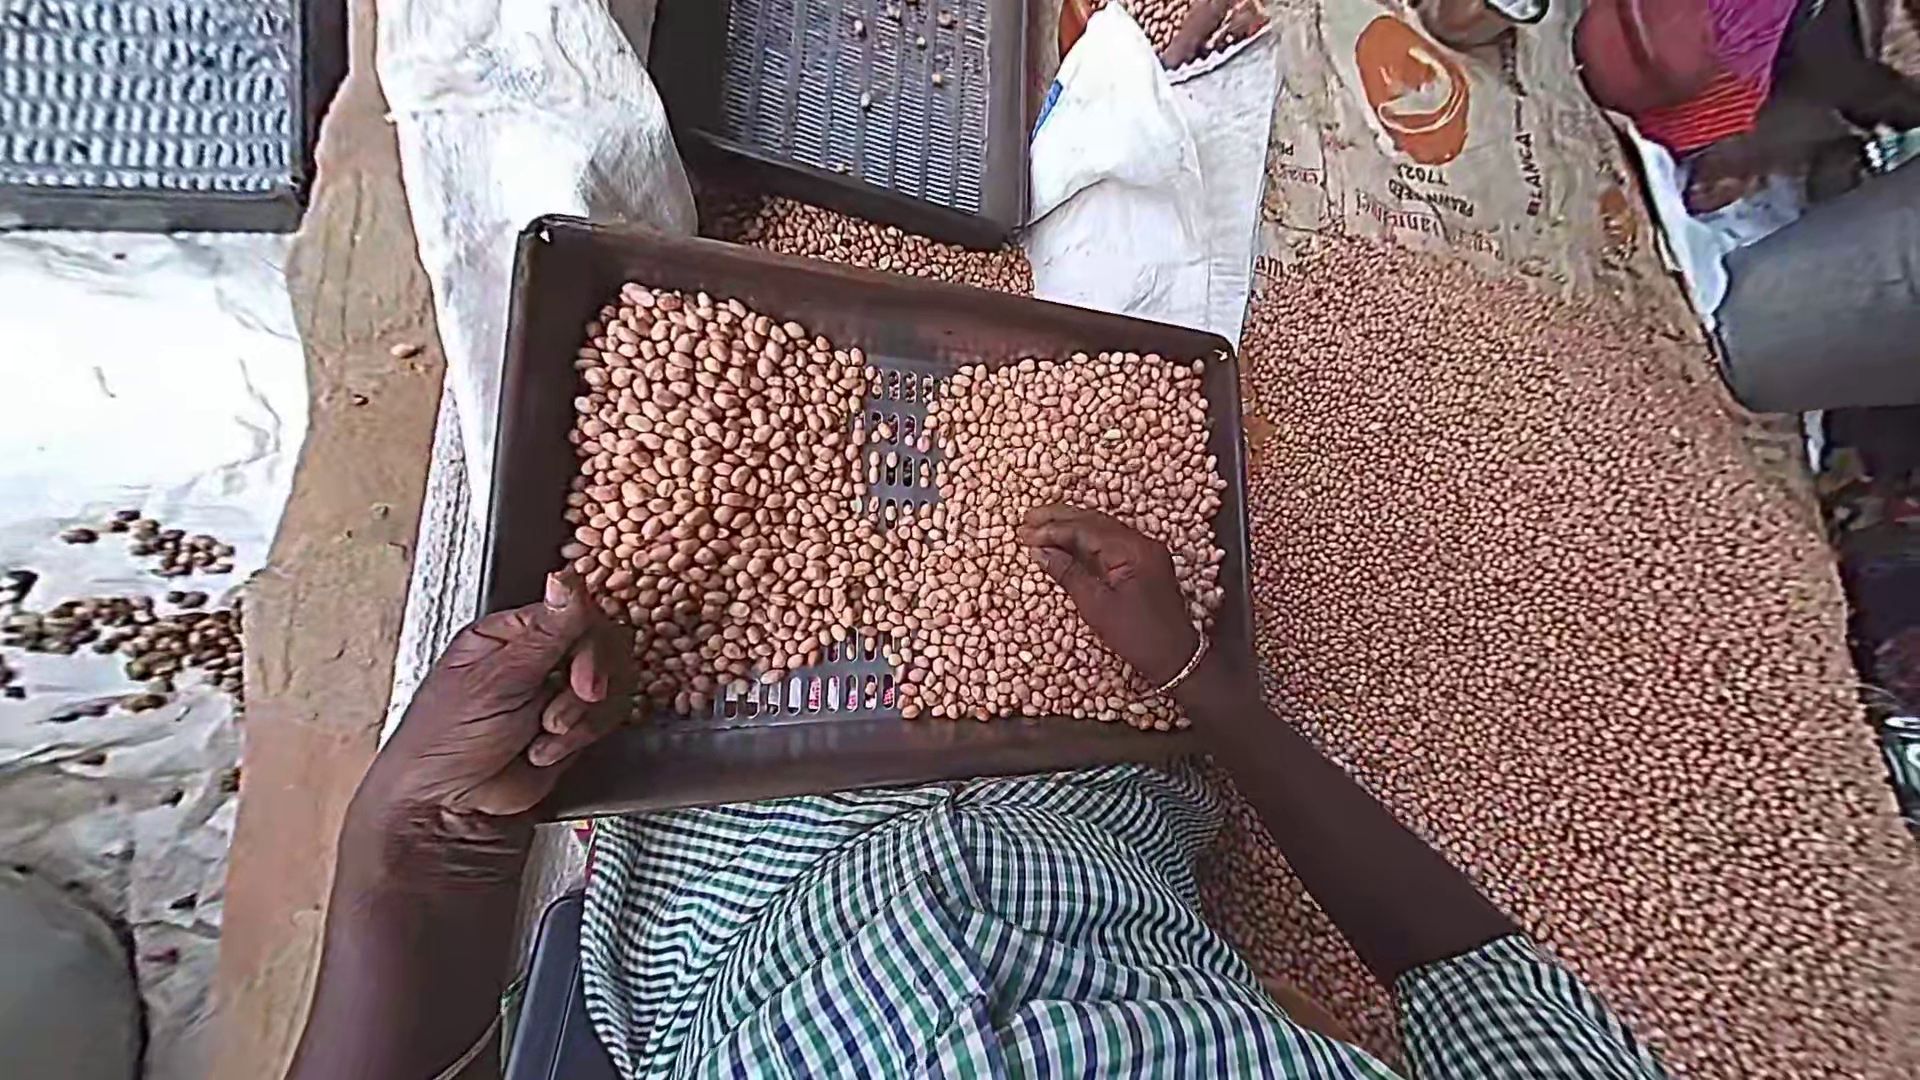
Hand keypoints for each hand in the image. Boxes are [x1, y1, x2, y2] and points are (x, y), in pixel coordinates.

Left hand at [346, 571, 632, 884]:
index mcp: (513, 634)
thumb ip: (546, 631)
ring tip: (543, 736)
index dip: (590, 647)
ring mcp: (563, 687)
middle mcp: (542, 654)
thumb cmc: (448, 744)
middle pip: (605, 646)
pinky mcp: (580, 718)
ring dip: (582, 717)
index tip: (582, 679)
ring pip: (613, 680)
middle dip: (587, 686)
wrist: (452, 811)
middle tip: (559, 714)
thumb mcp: (497, 681)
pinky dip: (583, 734)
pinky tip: (547, 749)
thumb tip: (566, 579)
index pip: (578, 616)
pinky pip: (611, 712)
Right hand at [1017, 504, 1200, 686]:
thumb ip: (1068, 573)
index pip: (1085, 529)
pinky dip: (1084, 539)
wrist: (1177, 657)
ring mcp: (1144, 550)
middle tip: (1028, 518)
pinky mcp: (1142, 561)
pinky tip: (1065, 540)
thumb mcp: (1096, 606)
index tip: (1025, 534)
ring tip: (1040, 524)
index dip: (1052, 530)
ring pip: (1100, 528)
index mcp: (1132, 551)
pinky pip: (1109, 541)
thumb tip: (1040, 552)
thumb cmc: (1138, 637)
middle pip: (1093, 520)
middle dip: (1058, 519)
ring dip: (1069, 526)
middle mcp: (1141, 543)